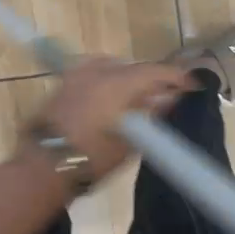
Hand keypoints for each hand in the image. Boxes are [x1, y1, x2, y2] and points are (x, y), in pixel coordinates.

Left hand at [30, 58, 192, 182]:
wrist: (42, 166)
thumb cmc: (91, 157)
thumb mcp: (129, 142)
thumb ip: (151, 115)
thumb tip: (168, 99)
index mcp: (116, 82)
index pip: (153, 71)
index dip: (175, 76)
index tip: (191, 85)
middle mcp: (96, 70)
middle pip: (132, 68)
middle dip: (151, 80)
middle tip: (166, 96)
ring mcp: (76, 74)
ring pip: (112, 68)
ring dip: (129, 79)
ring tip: (140, 100)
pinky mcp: (63, 83)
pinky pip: (94, 73)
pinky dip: (109, 80)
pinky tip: (113, 99)